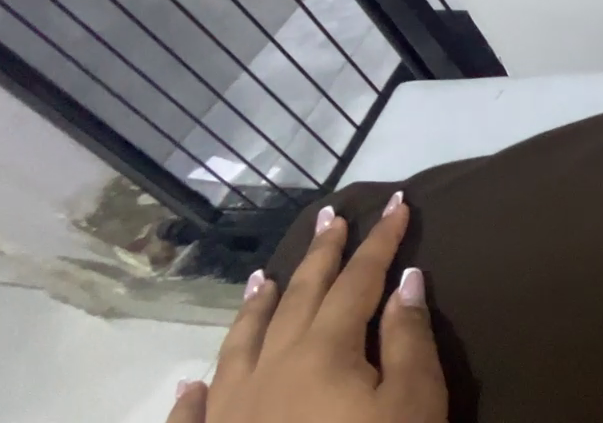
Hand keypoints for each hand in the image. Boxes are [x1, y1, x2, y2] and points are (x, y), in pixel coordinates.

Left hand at [169, 195, 446, 422]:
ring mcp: (230, 413)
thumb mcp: (413, 400)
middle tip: (330, 216)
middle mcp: (269, 369)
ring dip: (257, 306)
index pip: (358, 278)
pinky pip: (193, 418)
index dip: (380, 238)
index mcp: (323, 350)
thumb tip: (406, 278)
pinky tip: (190, 385)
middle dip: (320, 254)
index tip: (396, 202)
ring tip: (264, 275)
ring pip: (241, 344)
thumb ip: (407, 336)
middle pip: (299, 297)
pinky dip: (193, 395)